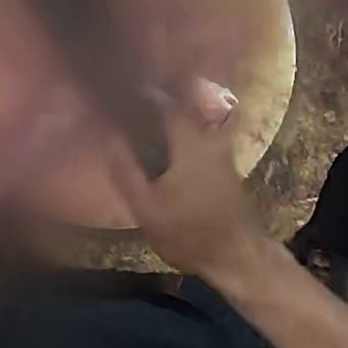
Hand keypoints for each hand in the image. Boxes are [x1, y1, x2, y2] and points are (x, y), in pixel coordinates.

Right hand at [106, 98, 273, 288]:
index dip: (147, 95)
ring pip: (196, 124)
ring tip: (148, 127)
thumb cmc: (189, 231)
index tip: (127, 91)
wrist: (237, 256)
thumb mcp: (147, 207)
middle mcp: (210, 140)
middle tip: (136, 107)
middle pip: (186, 109)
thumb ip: (127, 170)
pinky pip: (202, 139)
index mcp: (190, 142)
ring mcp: (223, 154)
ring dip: (174, 120)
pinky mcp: (227, 169)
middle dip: (162, 103)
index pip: (167, 105)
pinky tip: (168, 152)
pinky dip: (184, 136)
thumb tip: (110, 137)